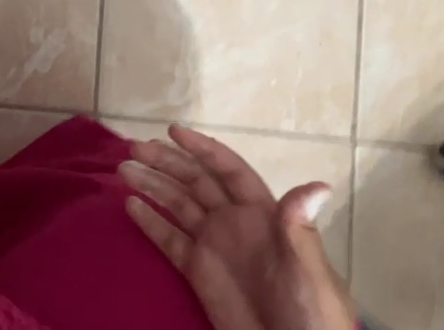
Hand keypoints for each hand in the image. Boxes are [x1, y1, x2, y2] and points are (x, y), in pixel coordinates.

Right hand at [121, 125, 356, 329]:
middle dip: (166, 161)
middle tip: (135, 148)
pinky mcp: (198, 272)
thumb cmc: (311, 318)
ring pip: (178, 204)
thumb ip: (299, 230)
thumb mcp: (310, 275)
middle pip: (196, 181)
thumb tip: (320, 186)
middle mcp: (234, 223)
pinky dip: (150, 222)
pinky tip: (130, 206)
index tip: (172, 131)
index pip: (228, 171)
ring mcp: (214, 247)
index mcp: (262, 216)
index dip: (202, 149)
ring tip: (123, 171)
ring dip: (152, 185)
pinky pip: (170, 239)